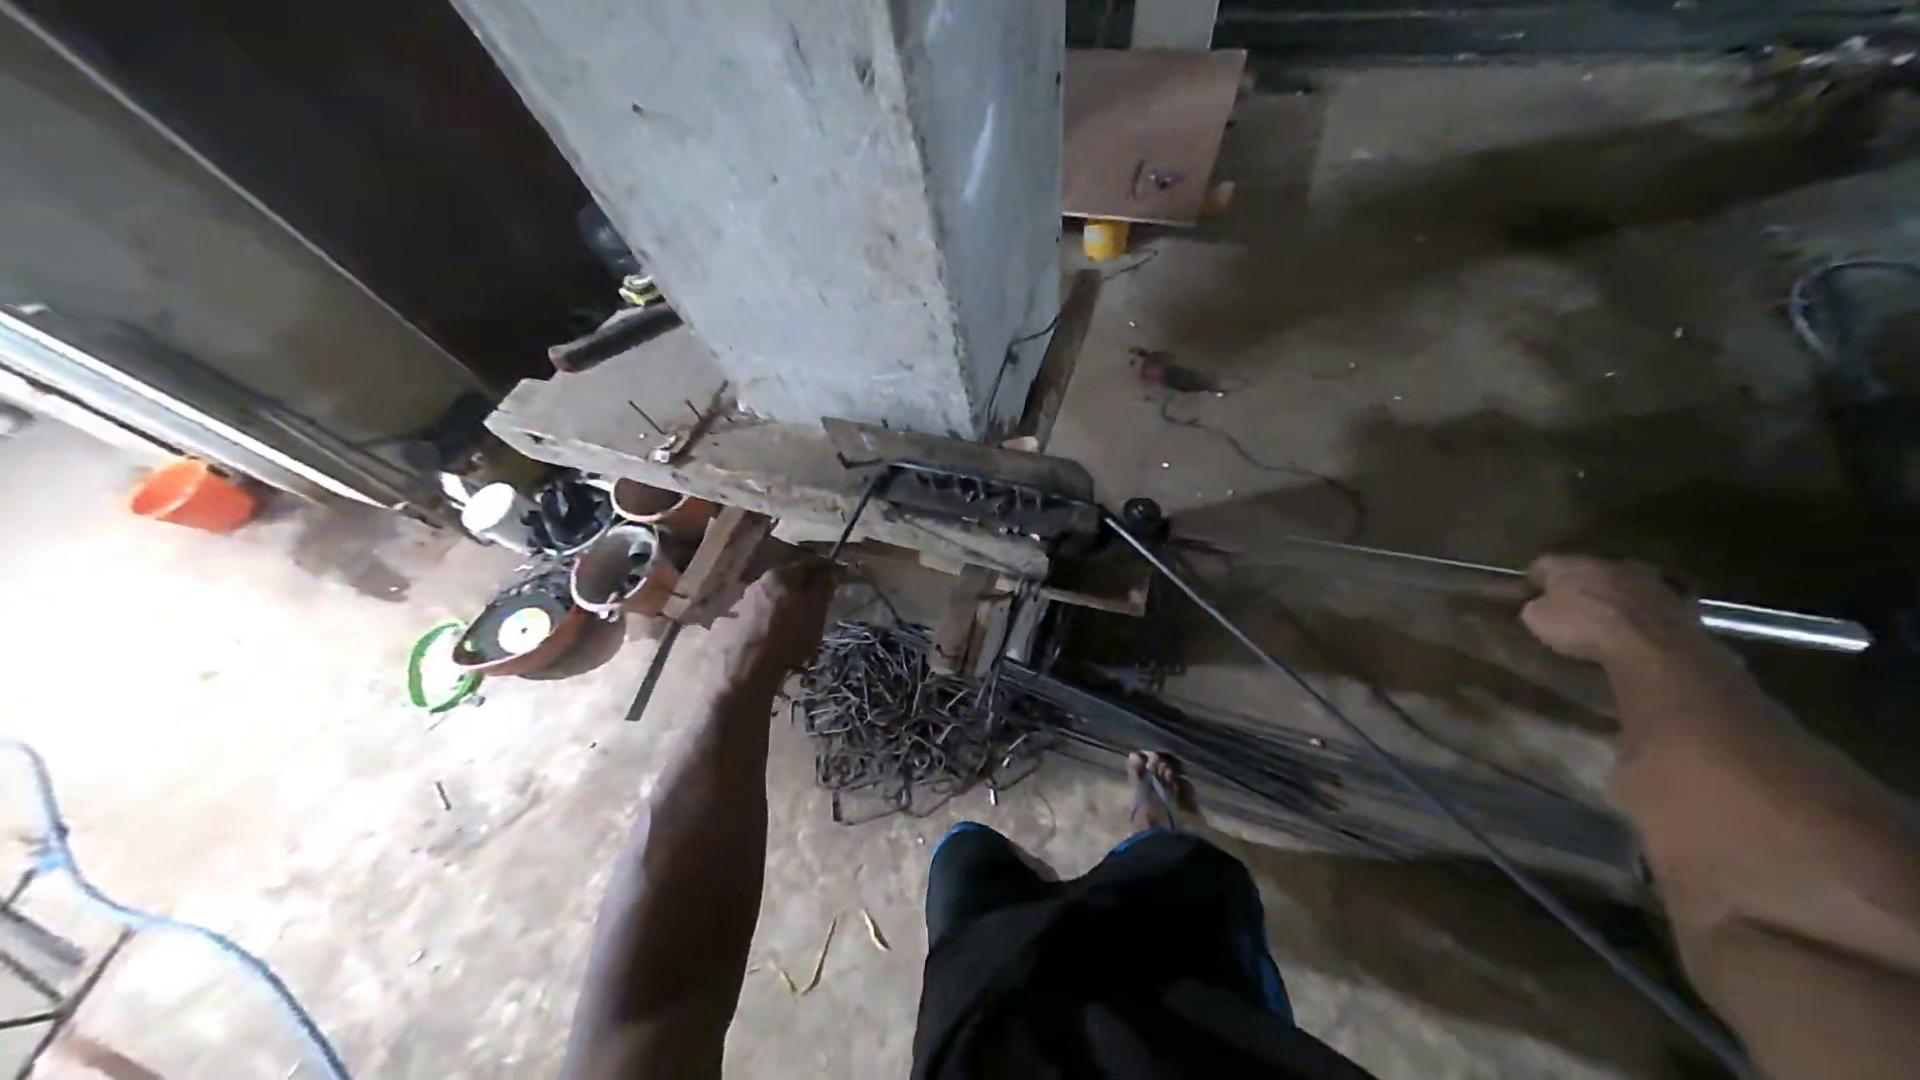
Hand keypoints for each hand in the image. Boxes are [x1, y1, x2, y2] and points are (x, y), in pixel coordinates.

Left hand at [729, 560, 833, 672]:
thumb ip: (823, 588)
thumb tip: (829, 571)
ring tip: (789, 625)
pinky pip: (751, 617)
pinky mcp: (725, 625)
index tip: (833, 578)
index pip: (808, 564)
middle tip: (812, 604)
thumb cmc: (788, 637)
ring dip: (779, 606)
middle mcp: (756, 582)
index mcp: (780, 575)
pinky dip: (761, 622)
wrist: (744, 671)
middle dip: (799, 589)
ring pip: (766, 599)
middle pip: (784, 580)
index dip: (824, 570)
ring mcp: (738, 603)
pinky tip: (766, 638)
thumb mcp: (816, 613)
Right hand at [1521, 555, 1703, 663]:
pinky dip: (1647, 604)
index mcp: (1570, 564)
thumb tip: (1539, 604)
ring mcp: (1648, 577)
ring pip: (1623, 578)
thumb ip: (1535, 606)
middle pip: (1586, 567)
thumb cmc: (1583, 628)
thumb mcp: (1538, 620)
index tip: (1529, 593)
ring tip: (1609, 610)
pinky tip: (1642, 618)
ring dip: (1614, 590)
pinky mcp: (1679, 597)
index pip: (1542, 563)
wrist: (1651, 645)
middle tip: (1570, 601)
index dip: (1533, 578)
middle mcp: (1608, 563)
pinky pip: (1655, 597)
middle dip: (1577, 581)